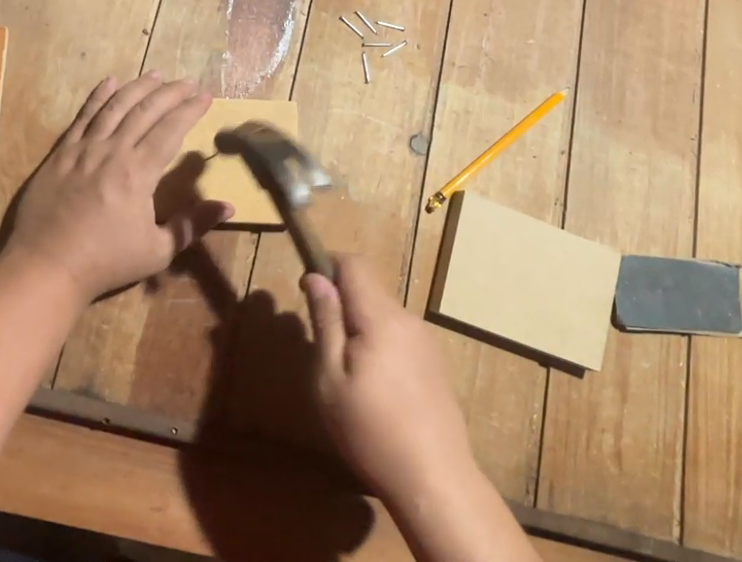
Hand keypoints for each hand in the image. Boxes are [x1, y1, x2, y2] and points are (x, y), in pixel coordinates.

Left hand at [3, 73, 225, 301]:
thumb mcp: (157, 251)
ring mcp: (83, 149)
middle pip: (145, 111)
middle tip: (188, 83)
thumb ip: (192, 225)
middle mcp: (112, 151)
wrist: (45, 266)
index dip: (189, 111)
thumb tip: (228, 207)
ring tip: (156, 75)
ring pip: (115, 107)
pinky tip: (109, 82)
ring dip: (138, 87)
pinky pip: (83, 117)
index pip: (170, 130)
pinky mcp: (60, 153)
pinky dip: (98, 96)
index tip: (205, 97)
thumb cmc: (105, 263)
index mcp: (138, 173)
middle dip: (170, 93)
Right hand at [302, 255, 475, 504]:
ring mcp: (426, 342)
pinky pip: (398, 337)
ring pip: (383, 315)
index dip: (327, 265)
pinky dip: (379, 346)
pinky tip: (374, 391)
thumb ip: (325, 322)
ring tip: (346, 376)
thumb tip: (316, 277)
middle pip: (369, 290)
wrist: (433, 479)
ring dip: (359, 328)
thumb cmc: (370, 430)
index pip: (354, 263)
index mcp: (381, 317)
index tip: (307, 289)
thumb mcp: (330, 378)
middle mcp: (408, 319)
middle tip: (321, 347)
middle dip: (341, 304)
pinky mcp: (434, 364)